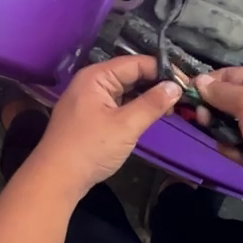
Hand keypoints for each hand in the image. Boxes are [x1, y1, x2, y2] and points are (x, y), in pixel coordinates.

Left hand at [25, 55, 178, 199]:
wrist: (57, 179)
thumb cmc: (90, 149)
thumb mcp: (126, 125)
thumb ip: (152, 104)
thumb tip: (176, 86)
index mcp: (97, 77)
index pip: (136, 63)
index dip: (162, 70)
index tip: (186, 81)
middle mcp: (92, 82)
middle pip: (130, 74)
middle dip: (156, 83)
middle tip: (183, 96)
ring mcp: (89, 100)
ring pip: (125, 90)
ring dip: (147, 97)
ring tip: (173, 107)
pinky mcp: (90, 116)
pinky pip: (118, 104)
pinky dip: (135, 108)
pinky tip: (151, 116)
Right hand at [192, 67, 242, 200]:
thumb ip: (222, 92)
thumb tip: (199, 81)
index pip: (229, 75)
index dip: (208, 85)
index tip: (189, 97)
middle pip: (227, 101)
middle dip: (214, 113)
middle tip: (205, 122)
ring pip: (230, 126)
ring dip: (225, 135)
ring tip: (231, 144)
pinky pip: (239, 145)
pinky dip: (237, 151)